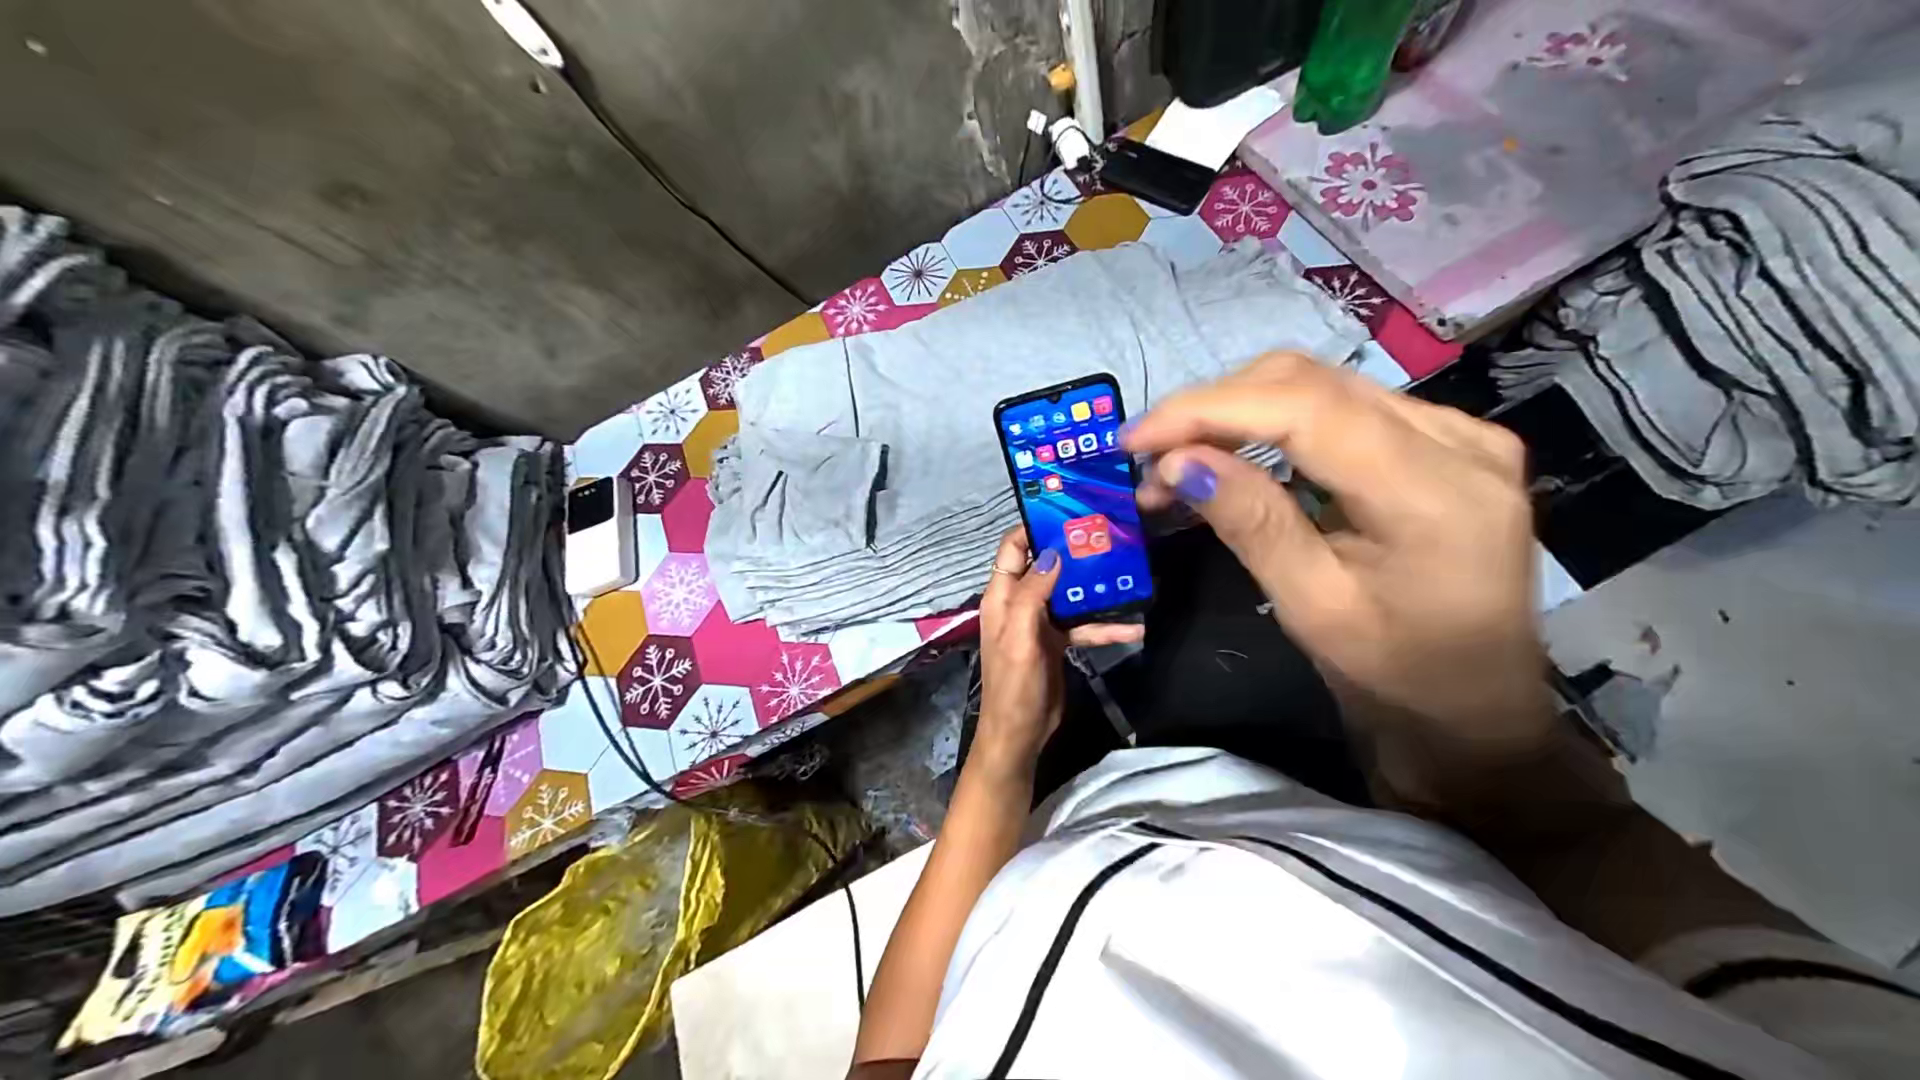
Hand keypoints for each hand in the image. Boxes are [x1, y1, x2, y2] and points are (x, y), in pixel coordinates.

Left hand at [973, 528, 1143, 770]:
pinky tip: (1134, 628)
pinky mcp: (1058, 641)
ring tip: (1128, 573)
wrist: (1021, 732)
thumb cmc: (1014, 684)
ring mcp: (1040, 622)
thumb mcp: (1020, 636)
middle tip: (1106, 534)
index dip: (1033, 529)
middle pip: (1045, 566)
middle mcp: (1019, 603)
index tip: (1065, 512)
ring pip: (1069, 594)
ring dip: (1095, 589)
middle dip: (1072, 551)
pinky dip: (1105, 626)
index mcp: (1001, 597)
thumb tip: (1053, 553)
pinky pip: (1083, 626)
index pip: (1012, 549)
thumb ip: (1032, 594)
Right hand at [1126, 353, 1548, 745]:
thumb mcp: (1311, 607)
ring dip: (1237, 412)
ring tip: (1180, 460)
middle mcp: (1457, 441)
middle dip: (1214, 406)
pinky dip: (1272, 423)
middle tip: (1150, 455)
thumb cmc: (1393, 673)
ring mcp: (1458, 434)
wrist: (1472, 704)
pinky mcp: (1443, 441)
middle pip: (1312, 382)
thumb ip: (1250, 523)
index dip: (1209, 409)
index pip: (1306, 409)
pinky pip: (1342, 406)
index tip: (1135, 439)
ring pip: (1322, 385)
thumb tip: (1175, 462)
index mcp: (1434, 493)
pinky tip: (1236, 455)